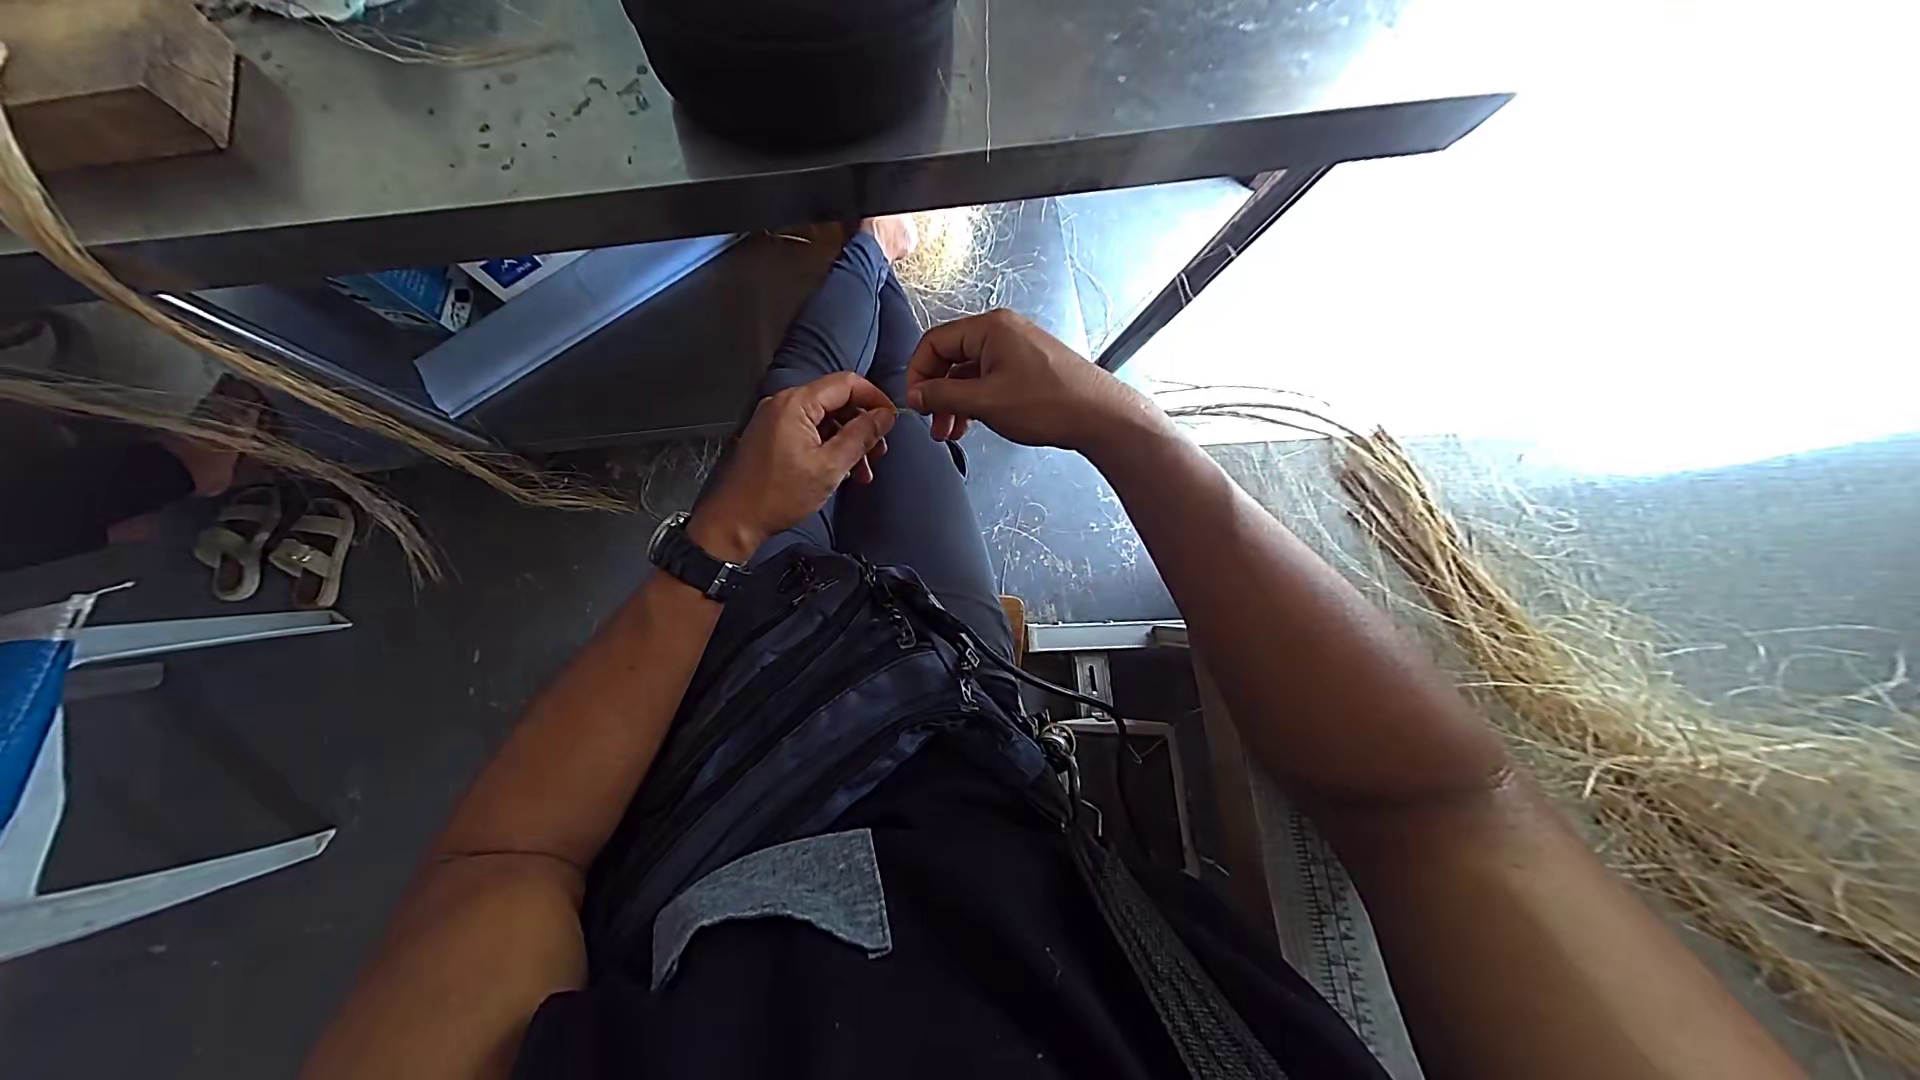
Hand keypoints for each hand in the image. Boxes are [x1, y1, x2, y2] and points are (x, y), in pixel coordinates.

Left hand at [688, 373, 896, 562]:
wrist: (735, 521)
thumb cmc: (777, 496)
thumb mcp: (830, 467)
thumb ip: (861, 436)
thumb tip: (886, 416)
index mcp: (795, 404)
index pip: (846, 383)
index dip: (874, 398)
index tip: (892, 420)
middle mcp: (784, 404)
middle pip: (837, 401)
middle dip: (863, 425)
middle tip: (879, 451)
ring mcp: (777, 420)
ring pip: (826, 419)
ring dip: (849, 441)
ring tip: (863, 471)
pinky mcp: (774, 437)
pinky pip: (811, 432)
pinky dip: (831, 448)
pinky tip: (843, 472)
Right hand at [904, 309, 1166, 455]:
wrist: (1099, 416)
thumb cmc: (1050, 404)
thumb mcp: (985, 402)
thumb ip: (943, 396)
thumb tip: (915, 394)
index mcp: (990, 328)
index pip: (935, 342)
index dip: (918, 373)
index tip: (915, 402)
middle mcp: (1002, 332)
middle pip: (951, 358)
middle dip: (938, 393)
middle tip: (933, 423)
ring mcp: (1016, 349)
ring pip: (969, 373)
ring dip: (955, 402)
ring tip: (951, 432)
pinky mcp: (1026, 367)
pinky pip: (988, 380)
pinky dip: (975, 401)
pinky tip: (972, 424)